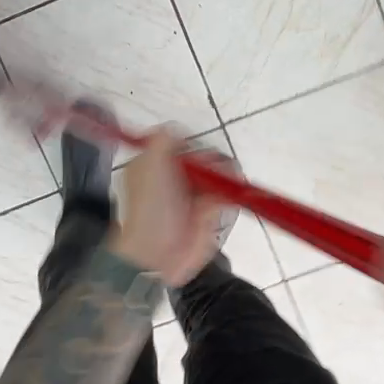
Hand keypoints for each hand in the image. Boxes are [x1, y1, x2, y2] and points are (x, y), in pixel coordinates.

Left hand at [107, 133, 225, 286]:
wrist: (157, 254)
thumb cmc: (150, 208)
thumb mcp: (149, 165)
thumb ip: (162, 140)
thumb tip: (175, 129)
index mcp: (152, 165)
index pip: (175, 141)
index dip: (187, 141)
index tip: (191, 148)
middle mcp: (172, 177)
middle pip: (200, 155)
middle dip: (210, 157)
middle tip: (211, 167)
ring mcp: (191, 195)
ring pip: (216, 173)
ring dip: (225, 172)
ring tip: (228, 178)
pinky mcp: (207, 212)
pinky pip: (225, 194)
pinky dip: (232, 190)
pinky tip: (234, 190)